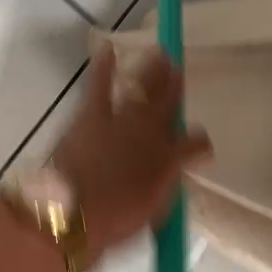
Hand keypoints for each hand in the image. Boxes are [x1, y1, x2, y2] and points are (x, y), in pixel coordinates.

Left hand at [51, 42, 211, 262]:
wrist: (71, 214)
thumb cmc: (112, 222)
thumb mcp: (151, 213)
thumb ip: (166, 189)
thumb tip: (177, 174)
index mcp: (168, 162)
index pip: (193, 144)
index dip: (198, 140)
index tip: (200, 140)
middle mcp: (150, 136)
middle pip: (167, 106)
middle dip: (175, 88)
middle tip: (178, 70)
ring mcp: (120, 121)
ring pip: (142, 90)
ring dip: (153, 71)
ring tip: (161, 54)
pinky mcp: (91, 115)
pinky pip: (100, 85)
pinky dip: (104, 66)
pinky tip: (107, 48)